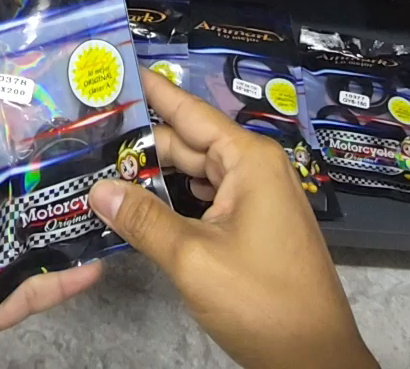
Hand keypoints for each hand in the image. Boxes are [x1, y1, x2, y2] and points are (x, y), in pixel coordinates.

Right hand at [89, 71, 376, 368]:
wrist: (318, 363)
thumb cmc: (262, 301)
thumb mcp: (194, 259)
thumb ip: (143, 220)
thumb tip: (98, 189)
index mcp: (248, 158)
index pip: (188, 110)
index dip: (151, 90)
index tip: (117, 70)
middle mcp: (254, 166)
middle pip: (187, 142)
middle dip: (142, 141)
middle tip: (91, 133)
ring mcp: (256, 195)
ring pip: (194, 171)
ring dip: (155, 172)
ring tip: (105, 163)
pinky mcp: (253, 222)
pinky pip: (206, 195)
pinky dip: (175, 195)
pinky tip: (140, 200)